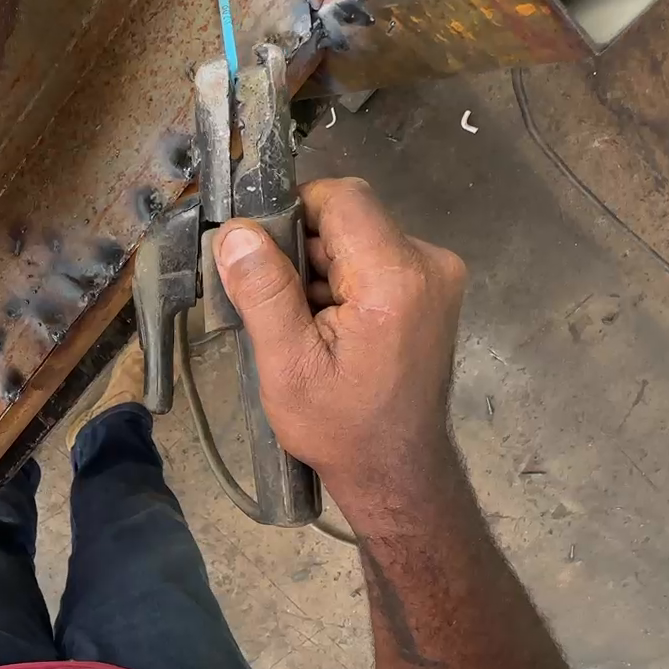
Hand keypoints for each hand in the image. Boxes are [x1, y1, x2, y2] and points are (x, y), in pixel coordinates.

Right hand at [213, 177, 466, 523]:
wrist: (393, 469)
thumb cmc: (338, 426)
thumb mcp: (287, 365)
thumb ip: (264, 293)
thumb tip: (234, 233)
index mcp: (395, 277)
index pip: (342, 198)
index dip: (292, 211)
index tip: (256, 253)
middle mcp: (428, 263)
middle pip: (348, 220)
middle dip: (298, 252)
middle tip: (270, 306)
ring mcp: (434, 277)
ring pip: (355, 242)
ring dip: (315, 273)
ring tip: (296, 328)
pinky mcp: (429, 292)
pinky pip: (371, 264)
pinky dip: (337, 286)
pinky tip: (321, 330)